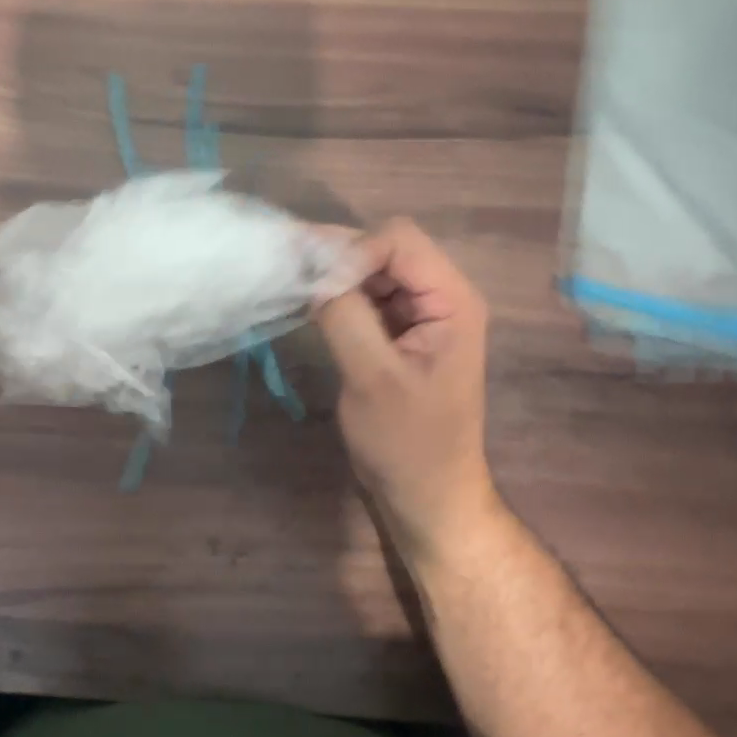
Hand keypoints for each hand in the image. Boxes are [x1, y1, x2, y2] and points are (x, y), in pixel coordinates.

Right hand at [316, 219, 498, 556]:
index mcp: (452, 301)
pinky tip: (307, 308)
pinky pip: (368, 301)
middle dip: (337, 257)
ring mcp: (422, 318)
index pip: (398, 242)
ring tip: (290, 289)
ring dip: (334, 278)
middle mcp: (442, 299)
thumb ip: (345, 316)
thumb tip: (311, 270)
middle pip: (386, 250)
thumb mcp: (372, 378)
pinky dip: (338, 299)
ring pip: (373, 274)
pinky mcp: (400, 337)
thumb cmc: (407, 442)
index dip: (351, 251)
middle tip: (284, 270)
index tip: (310, 283)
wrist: (426, 494)